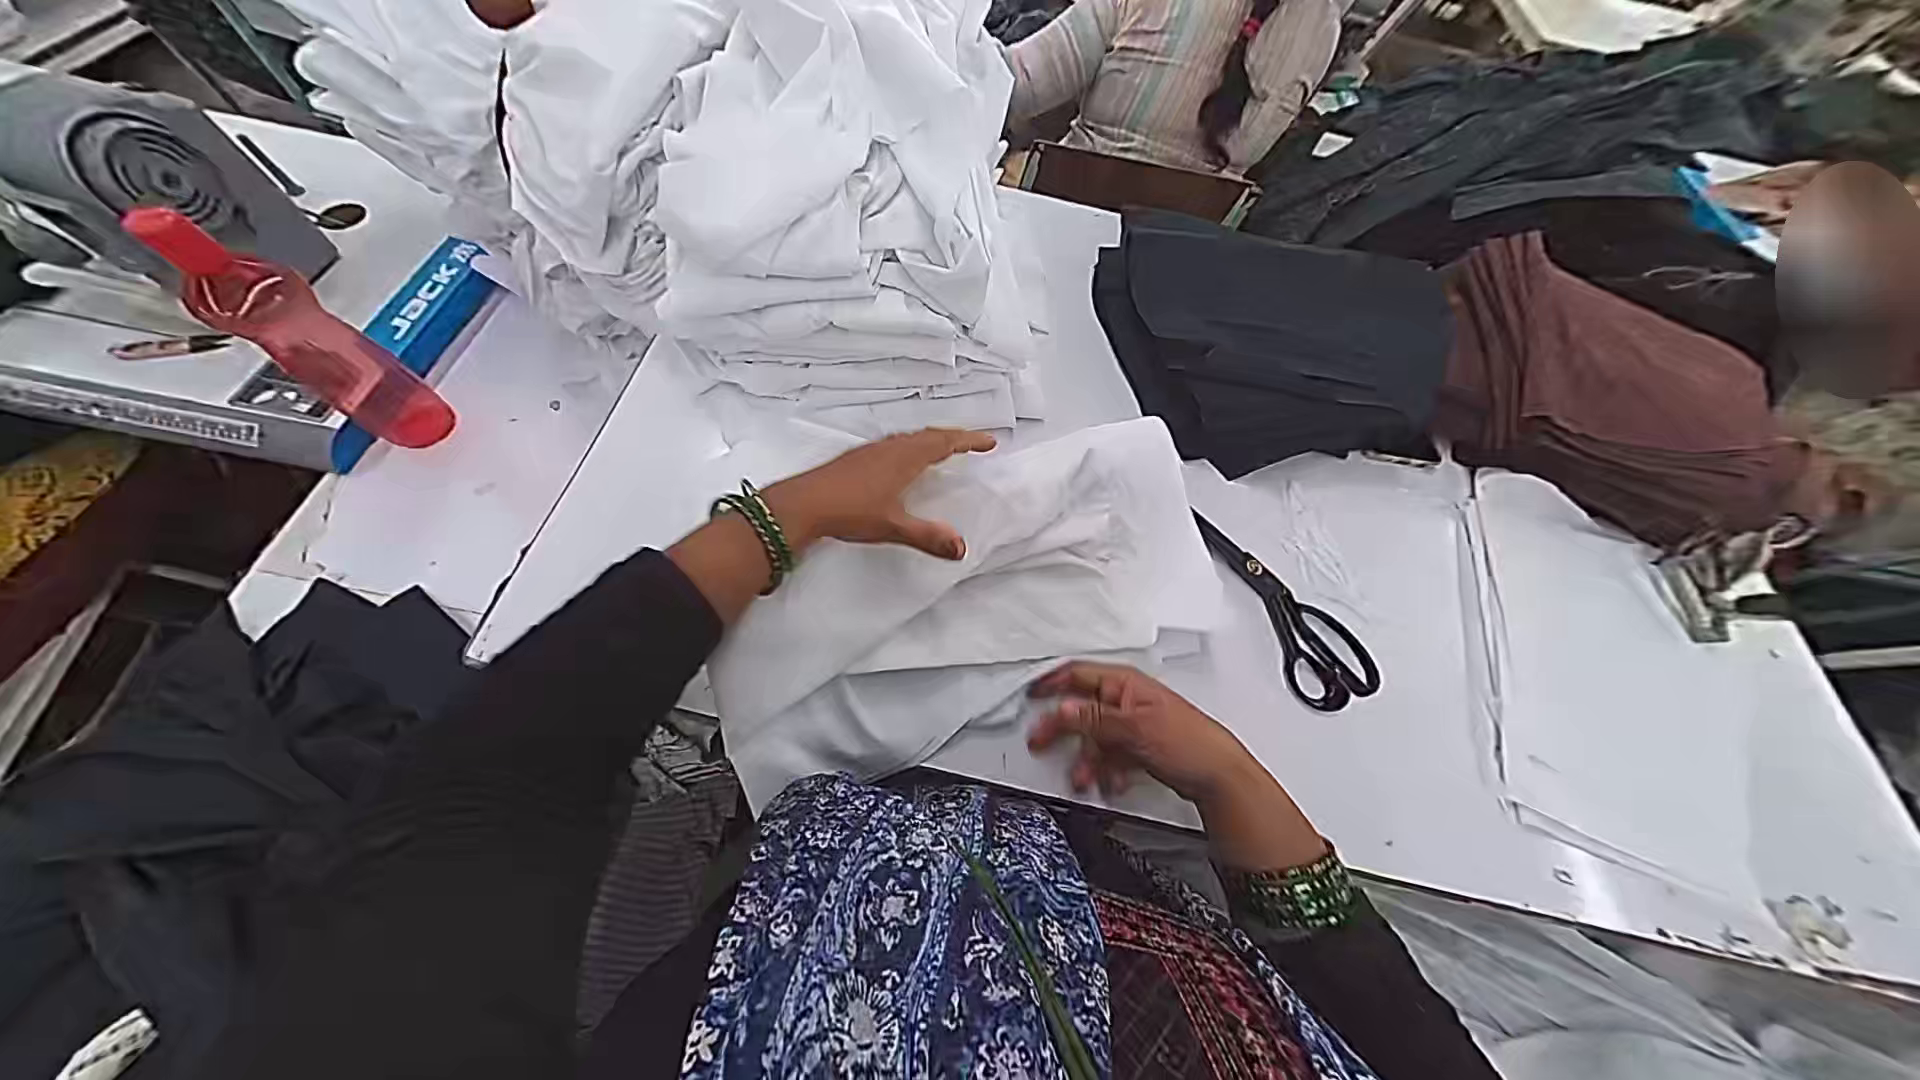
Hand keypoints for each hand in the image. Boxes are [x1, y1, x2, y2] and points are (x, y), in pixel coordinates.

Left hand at [764, 428, 997, 559]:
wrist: (802, 504)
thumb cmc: (847, 510)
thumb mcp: (893, 526)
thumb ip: (928, 536)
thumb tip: (959, 547)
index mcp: (905, 458)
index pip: (945, 443)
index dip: (969, 440)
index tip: (988, 441)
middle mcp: (890, 448)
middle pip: (929, 435)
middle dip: (953, 437)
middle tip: (970, 442)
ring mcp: (872, 451)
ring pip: (910, 438)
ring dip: (930, 440)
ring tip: (941, 448)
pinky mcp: (857, 458)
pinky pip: (893, 444)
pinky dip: (909, 447)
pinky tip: (902, 462)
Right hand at [1025, 662, 1261, 802]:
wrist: (1220, 777)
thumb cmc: (1189, 742)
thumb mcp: (1134, 727)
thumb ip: (1094, 719)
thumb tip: (1062, 710)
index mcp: (1125, 683)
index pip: (1078, 674)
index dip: (1052, 682)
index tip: (1031, 694)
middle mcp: (1126, 700)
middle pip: (1082, 709)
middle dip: (1062, 728)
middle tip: (1040, 740)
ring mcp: (1131, 724)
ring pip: (1094, 737)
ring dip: (1085, 757)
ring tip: (1082, 776)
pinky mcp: (1137, 747)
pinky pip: (1109, 755)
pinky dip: (1104, 768)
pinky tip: (1109, 781)